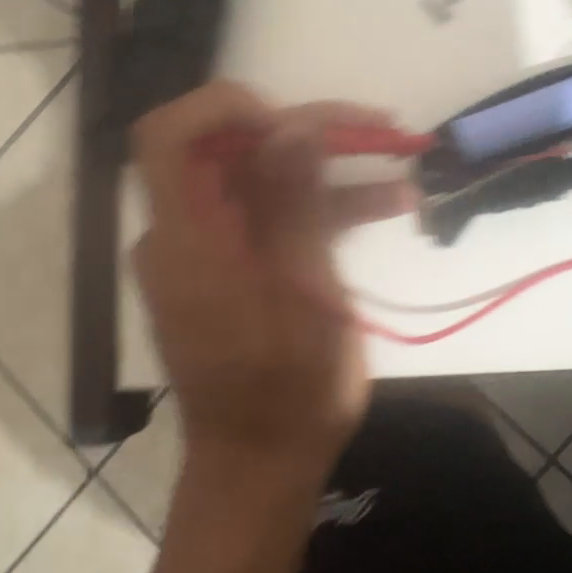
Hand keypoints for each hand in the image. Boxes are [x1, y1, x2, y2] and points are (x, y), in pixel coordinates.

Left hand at [132, 83, 413, 470]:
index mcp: (184, 240)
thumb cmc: (281, 396)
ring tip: (402, 154)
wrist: (263, 464)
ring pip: (269, 176)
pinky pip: (283, 214)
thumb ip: (293, 207)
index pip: (169, 136)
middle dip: (308, 130)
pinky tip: (393, 201)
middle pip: (235, 147)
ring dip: (334, 166)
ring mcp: (218, 245)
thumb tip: (294, 123)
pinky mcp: (246, 262)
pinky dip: (332, 204)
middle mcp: (190, 231)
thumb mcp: (299, 298)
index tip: (293, 122)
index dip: (226, 108)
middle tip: (378, 130)